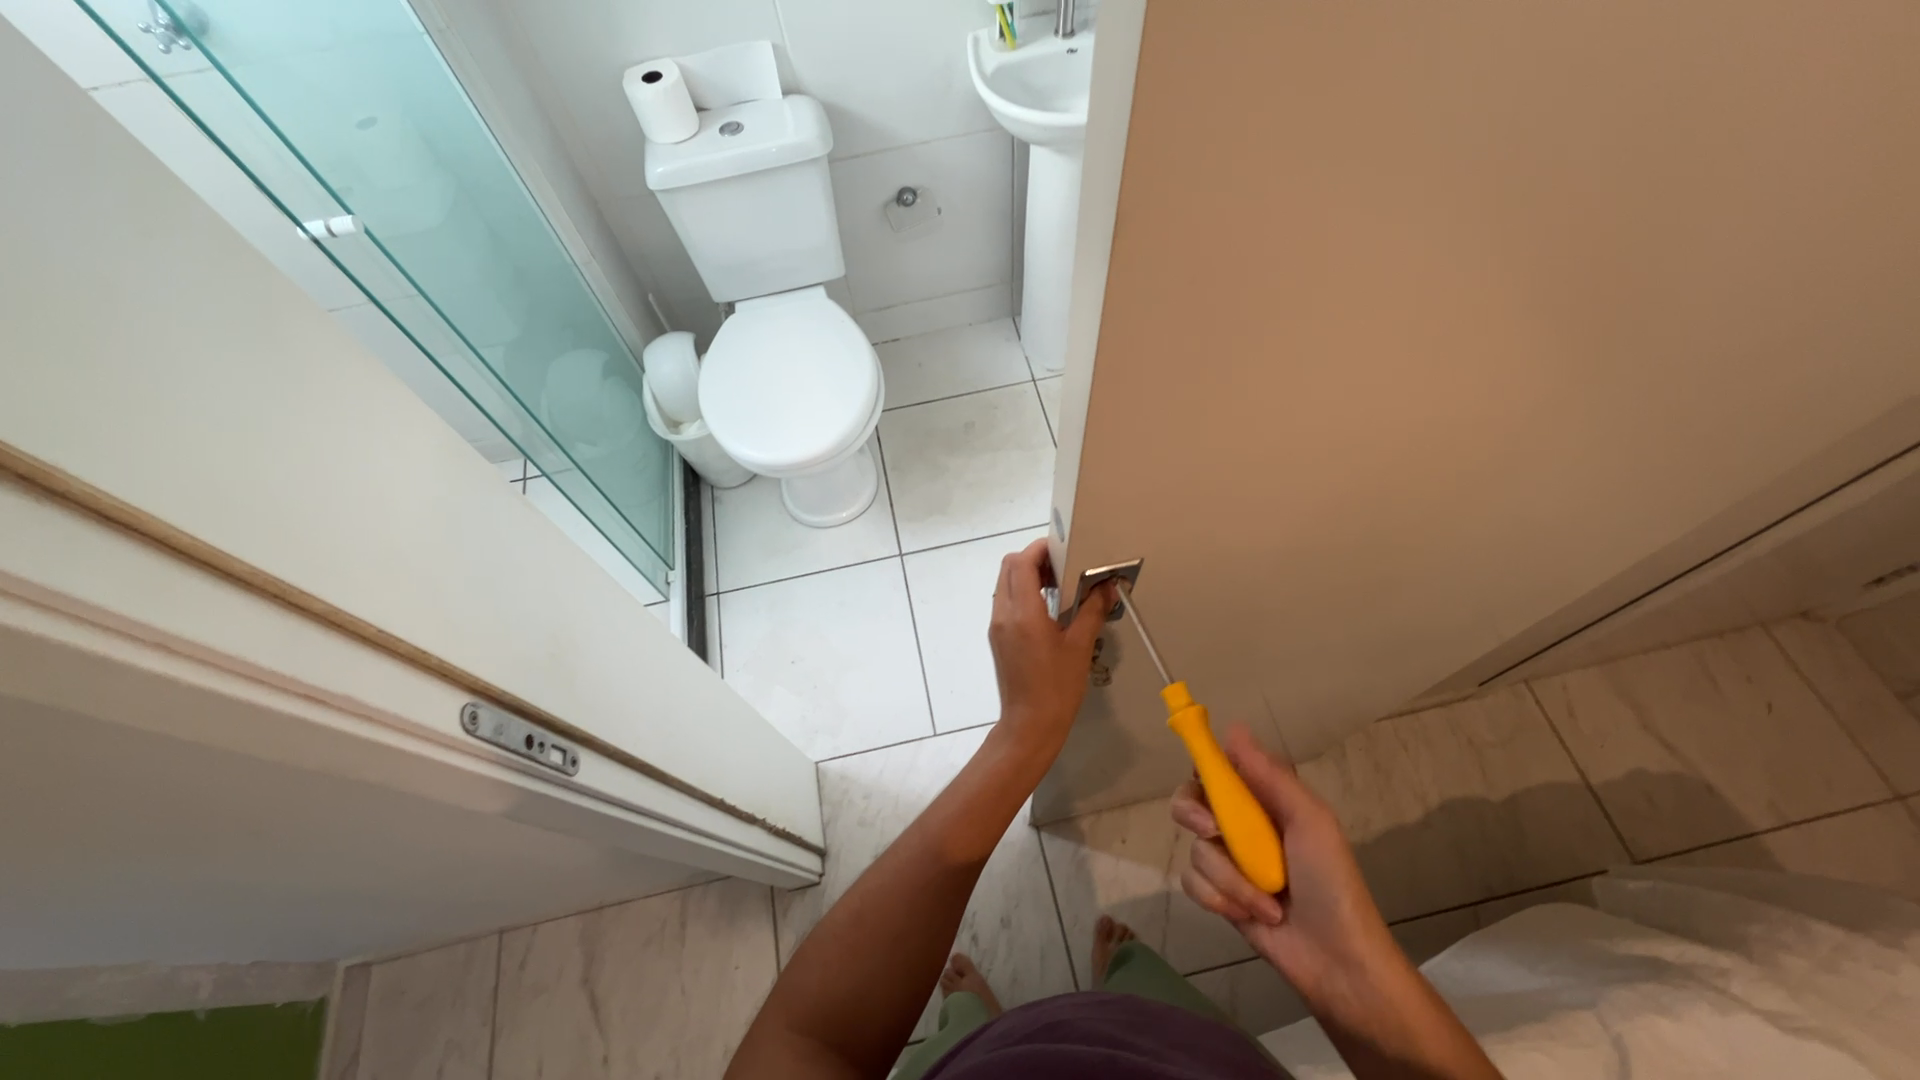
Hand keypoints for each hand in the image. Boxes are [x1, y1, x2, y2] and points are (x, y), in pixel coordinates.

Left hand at [988, 539, 1113, 752]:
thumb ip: (1092, 610)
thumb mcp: (1080, 646)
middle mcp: (1003, 614)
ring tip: (1059, 584)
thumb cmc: (1057, 688)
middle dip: (1034, 558)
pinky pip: (1005, 601)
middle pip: (1008, 567)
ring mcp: (997, 626)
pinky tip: (1048, 607)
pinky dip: (1023, 593)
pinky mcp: (997, 638)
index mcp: (1022, 613)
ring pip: (1004, 583)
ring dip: (1027, 575)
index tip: (1065, 549)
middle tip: (1063, 565)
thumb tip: (1107, 585)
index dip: (1041, 549)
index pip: (1022, 563)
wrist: (1030, 725)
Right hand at [1170, 728, 1401, 1006]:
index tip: (1204, 779)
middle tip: (1214, 832)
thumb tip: (1233, 727)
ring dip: (1229, 878)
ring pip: (1195, 848)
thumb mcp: (1311, 821)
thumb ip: (1270, 776)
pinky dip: (1220, 898)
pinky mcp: (1218, 893)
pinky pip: (1192, 882)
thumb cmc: (1332, 883)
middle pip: (1189, 800)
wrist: (1336, 960)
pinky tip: (1250, 914)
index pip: (1219, 767)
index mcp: (1266, 798)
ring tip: (1266, 901)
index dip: (1204, 768)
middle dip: (1196, 816)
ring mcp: (1228, 859)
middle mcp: (1241, 823)